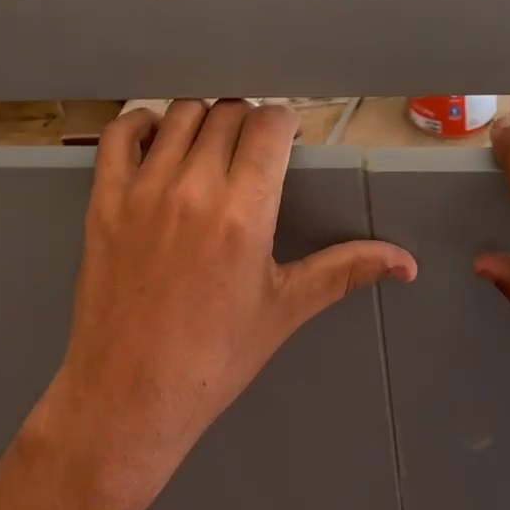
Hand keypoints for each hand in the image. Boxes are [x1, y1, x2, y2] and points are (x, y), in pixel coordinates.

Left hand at [0, 99, 416, 509]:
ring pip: (181, 113)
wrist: (128, 398)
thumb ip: (346, 270)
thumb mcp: (286, 309)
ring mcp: (144, 191)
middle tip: (253, 150)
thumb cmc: (214, 358)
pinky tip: (158, 142)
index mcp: (245, 212)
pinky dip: (141, 125)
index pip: (271, 125)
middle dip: (249, 121)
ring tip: (211, 146)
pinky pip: (120, 134)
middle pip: (229, 112)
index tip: (288, 139)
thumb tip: (406, 263)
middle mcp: (195, 188)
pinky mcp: (104, 201)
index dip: (286, 122)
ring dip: (203, 118)